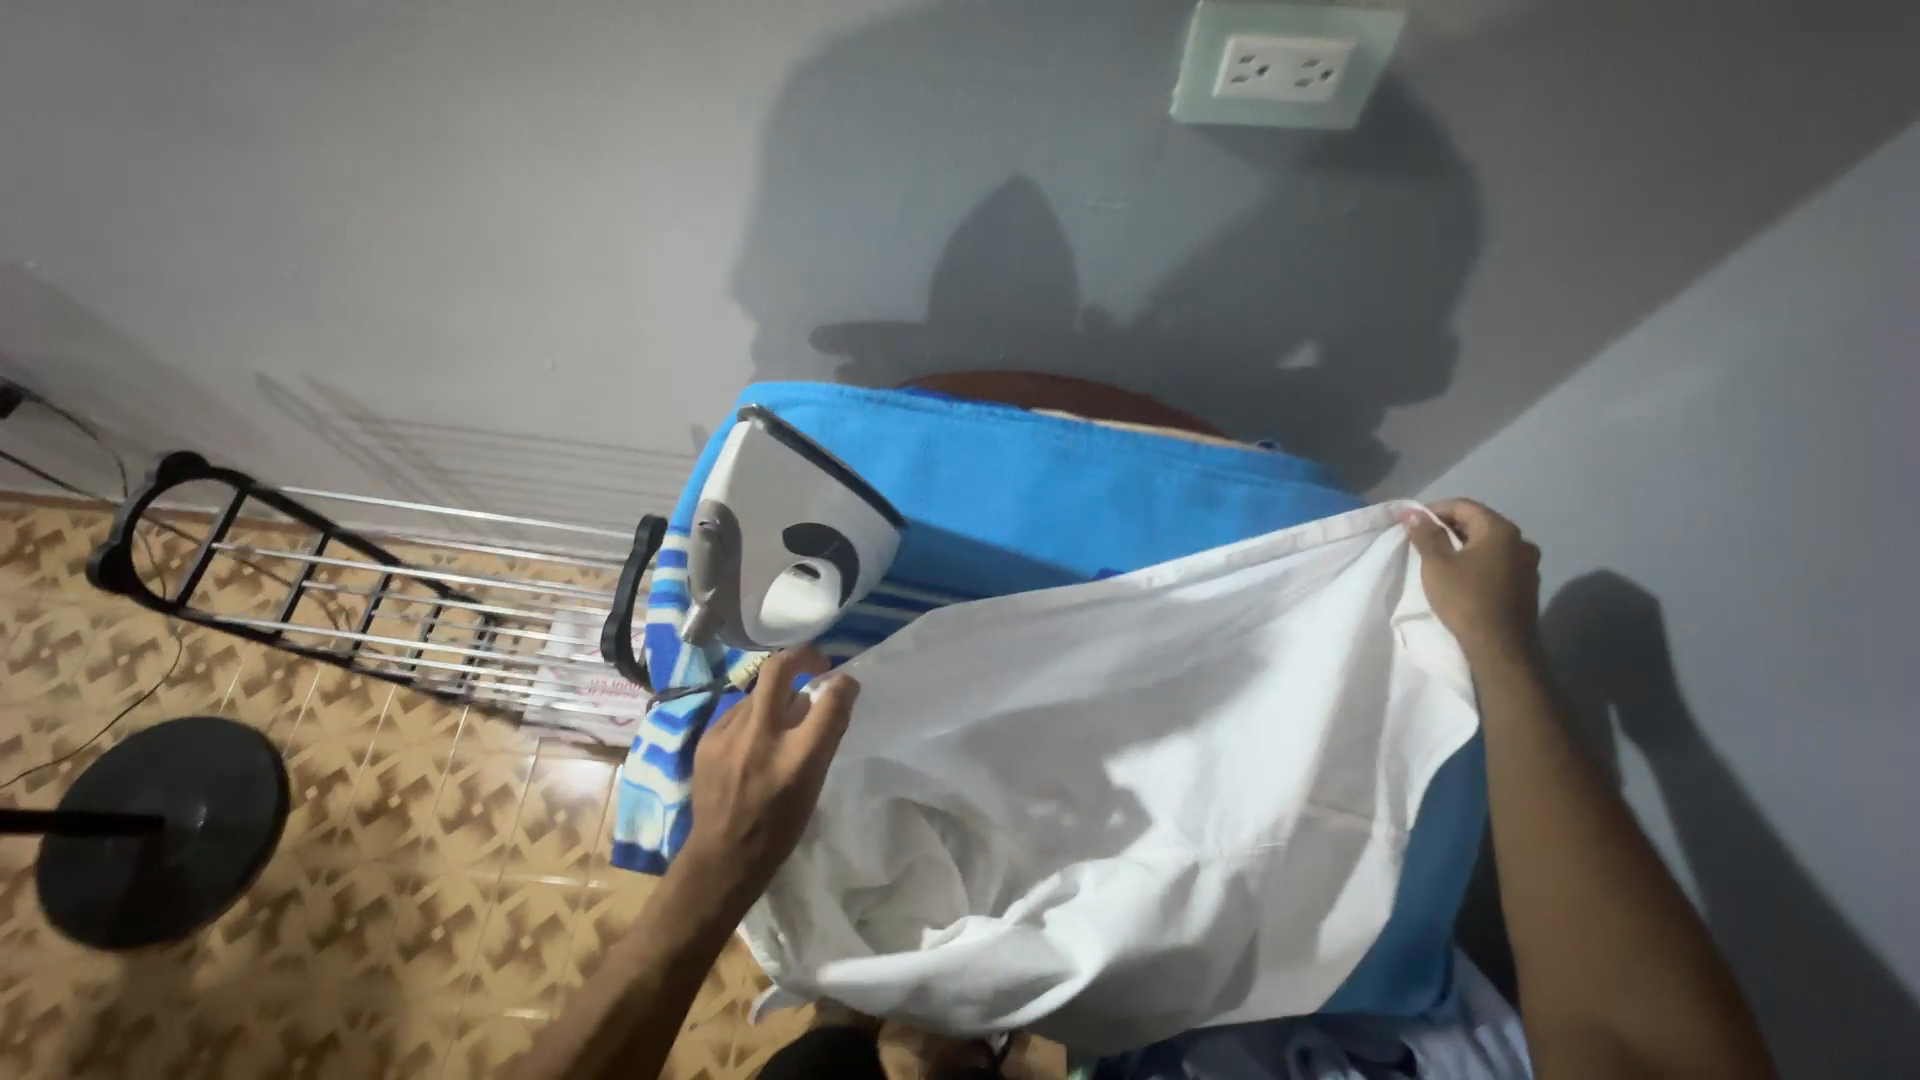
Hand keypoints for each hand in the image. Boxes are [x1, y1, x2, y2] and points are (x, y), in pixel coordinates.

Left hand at [676, 647, 859, 904]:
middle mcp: (762, 737)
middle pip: (779, 669)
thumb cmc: (781, 825)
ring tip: (781, 716)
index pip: (829, 699)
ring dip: (776, 694)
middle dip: (801, 655)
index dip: (843, 683)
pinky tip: (753, 738)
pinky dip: (753, 716)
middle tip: (814, 662)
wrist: (723, 855)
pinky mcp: (707, 738)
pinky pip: (738, 711)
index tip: (845, 682)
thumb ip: (823, 737)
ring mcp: (728, 735)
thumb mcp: (815, 784)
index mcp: (798, 757)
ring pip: (758, 690)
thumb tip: (830, 695)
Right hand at [1404, 499, 1542, 665]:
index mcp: (1500, 529)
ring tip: (1438, 558)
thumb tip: (1413, 513)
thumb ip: (1426, 535)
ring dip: (1463, 544)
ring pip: (1488, 542)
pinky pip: (1497, 560)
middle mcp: (1520, 540)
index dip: (1434, 510)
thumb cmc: (1465, 599)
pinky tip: (1461, 575)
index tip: (1412, 524)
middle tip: (1421, 540)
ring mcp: (1527, 563)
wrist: (1501, 646)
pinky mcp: (1526, 583)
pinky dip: (1477, 559)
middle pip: (1478, 521)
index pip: (1463, 505)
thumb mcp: (1437, 564)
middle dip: (1448, 526)